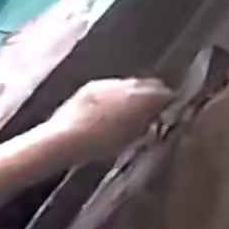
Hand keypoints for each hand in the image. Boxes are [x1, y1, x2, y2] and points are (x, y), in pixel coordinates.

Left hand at [38, 78, 171, 161]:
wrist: (60, 140)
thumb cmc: (99, 146)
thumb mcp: (131, 139)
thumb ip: (147, 124)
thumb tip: (157, 118)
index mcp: (144, 96)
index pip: (165, 93)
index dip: (168, 102)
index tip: (167, 112)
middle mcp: (131, 83)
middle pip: (149, 84)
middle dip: (151, 95)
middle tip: (150, 112)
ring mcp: (111, 82)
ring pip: (130, 84)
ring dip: (133, 94)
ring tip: (127, 112)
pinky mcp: (94, 85)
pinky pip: (112, 87)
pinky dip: (115, 96)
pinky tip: (108, 110)